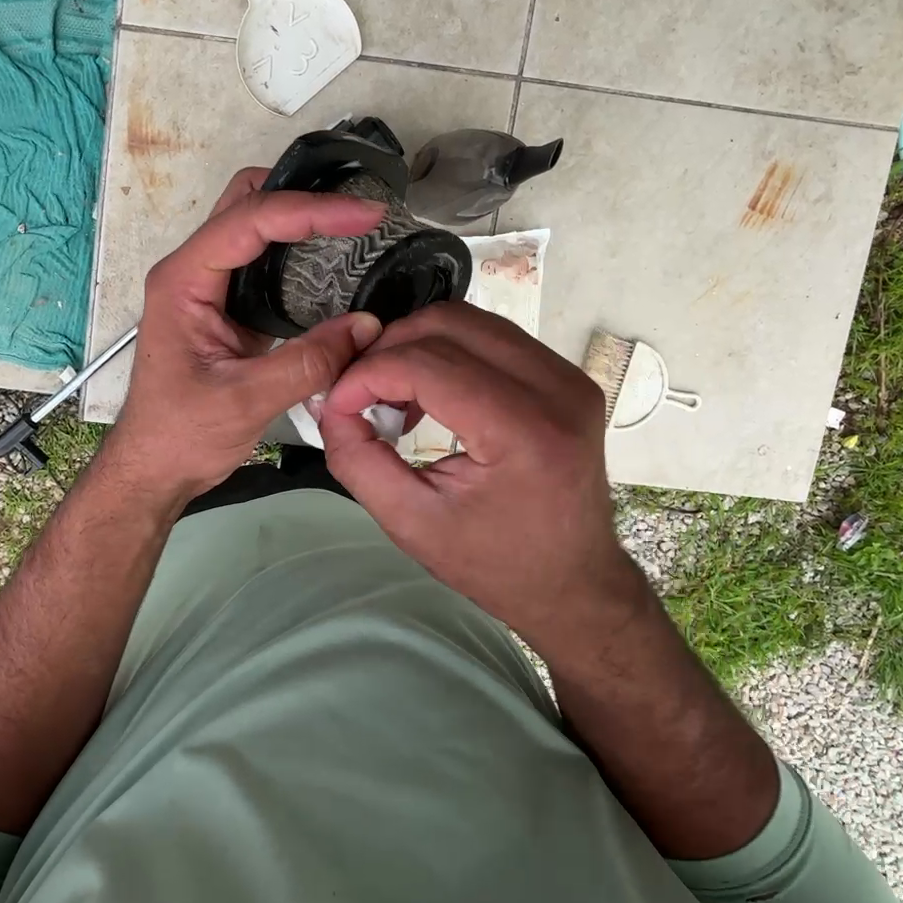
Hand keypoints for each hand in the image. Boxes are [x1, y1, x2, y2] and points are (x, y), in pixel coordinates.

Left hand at [104, 167, 385, 499]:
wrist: (154, 468)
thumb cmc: (181, 436)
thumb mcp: (246, 400)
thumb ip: (308, 362)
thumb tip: (367, 326)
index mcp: (184, 281)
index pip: (250, 220)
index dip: (311, 210)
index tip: (365, 214)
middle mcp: (193, 272)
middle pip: (245, 203)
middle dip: (302, 195)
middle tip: (359, 211)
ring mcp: (209, 288)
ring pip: (255, 227)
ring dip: (301, 220)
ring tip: (356, 229)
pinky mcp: (228, 309)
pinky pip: (264, 263)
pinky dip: (299, 254)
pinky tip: (334, 267)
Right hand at [316, 302, 637, 646]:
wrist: (573, 582)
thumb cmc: (495, 564)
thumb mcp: (410, 523)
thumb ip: (358, 461)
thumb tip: (330, 407)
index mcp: (526, 432)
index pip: (428, 364)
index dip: (367, 374)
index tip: (337, 404)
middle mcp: (556, 389)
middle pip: (449, 324)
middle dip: (388, 349)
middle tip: (358, 391)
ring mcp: (567, 377)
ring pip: (470, 320)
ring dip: (415, 345)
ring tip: (389, 392)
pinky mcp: (565, 376)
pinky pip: (491, 337)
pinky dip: (445, 352)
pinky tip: (426, 393)